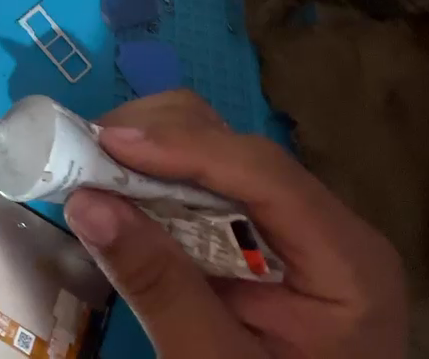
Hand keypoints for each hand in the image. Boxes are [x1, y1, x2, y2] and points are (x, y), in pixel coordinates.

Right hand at [64, 91, 406, 358]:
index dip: (183, 146)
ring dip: (144, 148)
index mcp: (344, 260)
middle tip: (84, 157)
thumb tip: (85, 202)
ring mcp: (285, 219)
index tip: (105, 142)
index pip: (263, 171)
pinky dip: (148, 169)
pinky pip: (195, 172)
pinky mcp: (250, 224)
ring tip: (91, 171)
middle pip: (232, 143)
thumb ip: (161, 289)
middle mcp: (321, 221)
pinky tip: (115, 187)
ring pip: (209, 142)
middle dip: (153, 140)